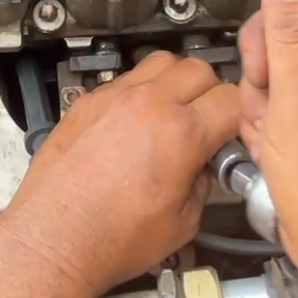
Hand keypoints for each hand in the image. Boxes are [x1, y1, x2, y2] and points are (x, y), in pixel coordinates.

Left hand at [0, 52, 239, 297]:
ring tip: (175, 109)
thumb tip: (204, 165)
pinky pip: (125, 78)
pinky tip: (137, 120)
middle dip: (211, 91)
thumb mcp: (182, 223)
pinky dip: (139, 91)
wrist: (56, 234)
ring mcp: (114, 96)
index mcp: (179, 133)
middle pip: (198, 67)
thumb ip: (202, 182)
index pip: (231, 98)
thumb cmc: (109, 236)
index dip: (241, 113)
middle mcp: (147, 103)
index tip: (237, 126)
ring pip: (160, 61)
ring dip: (175, 80)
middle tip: (209, 116)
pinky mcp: (90, 99)